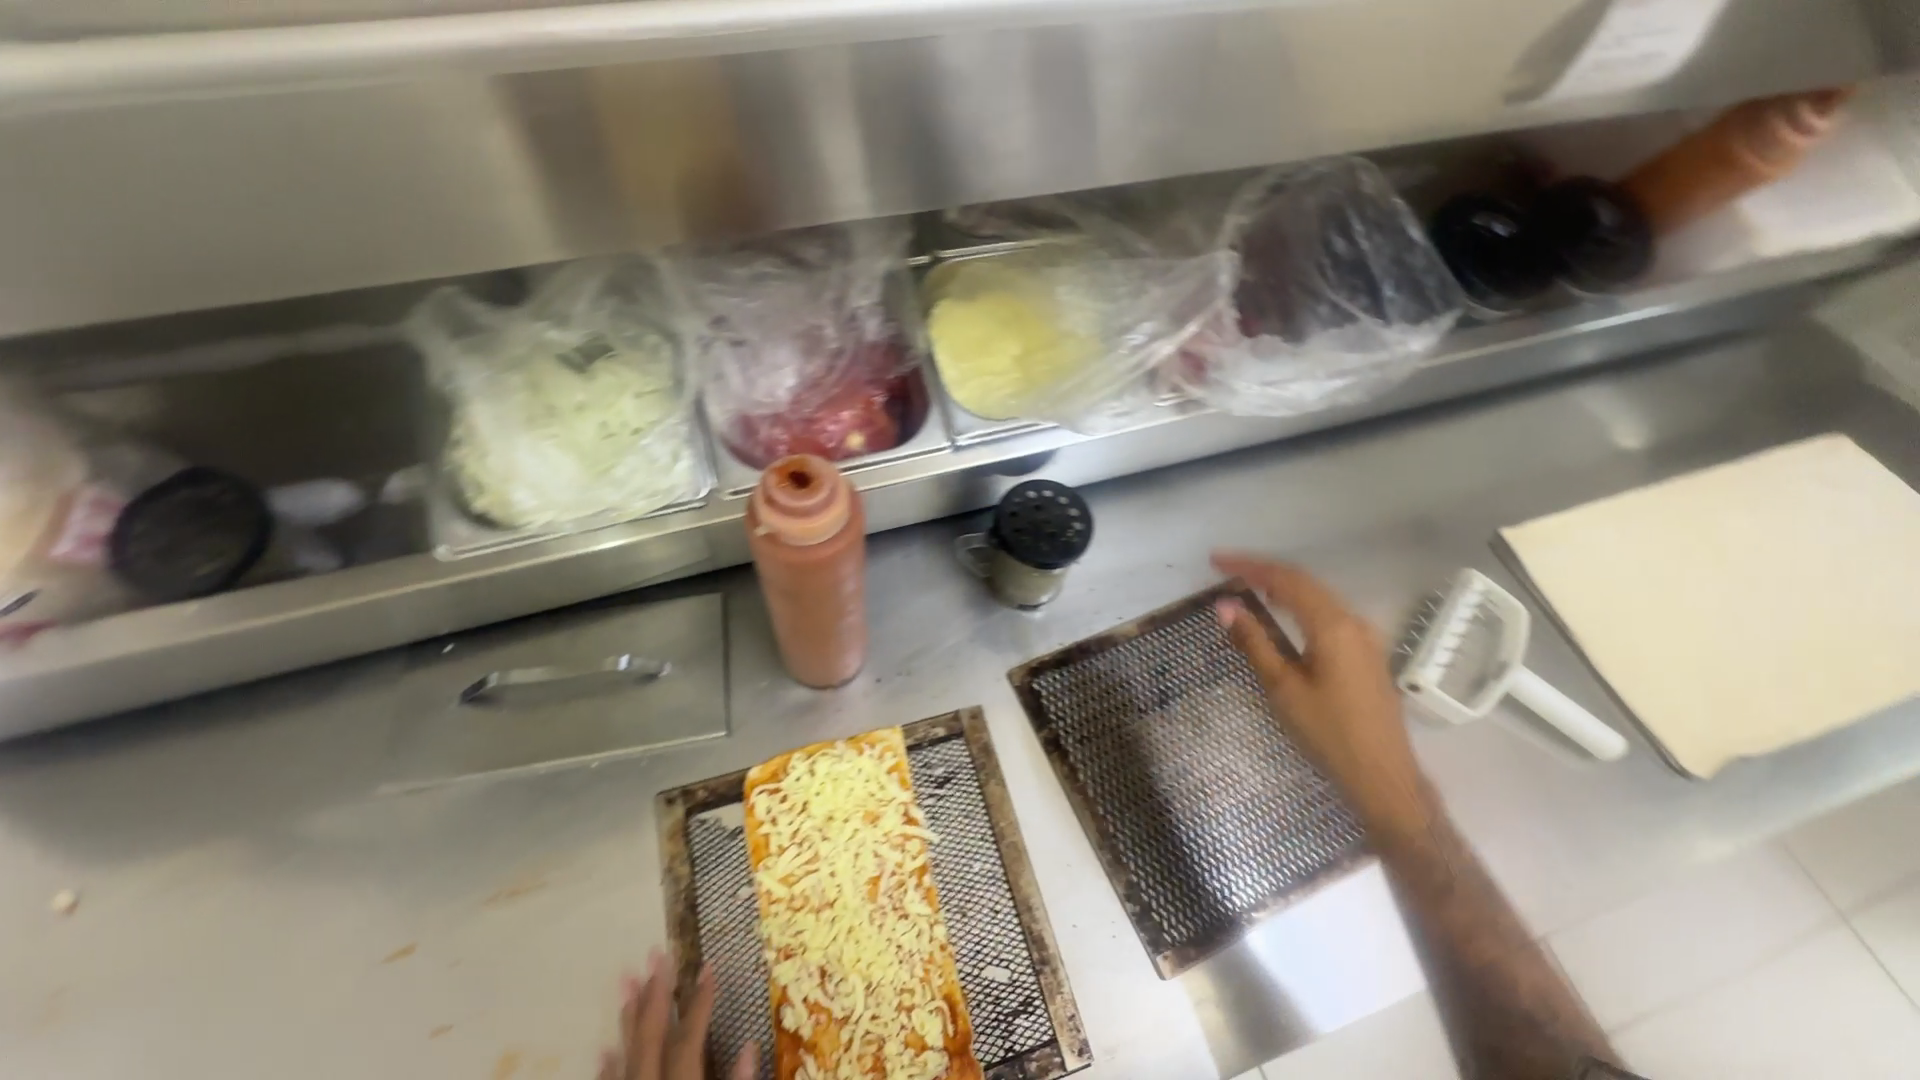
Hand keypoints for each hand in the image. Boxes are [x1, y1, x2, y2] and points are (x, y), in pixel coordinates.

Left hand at [598, 951, 756, 1079]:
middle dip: (655, 991)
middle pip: (651, 1035)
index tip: (708, 966)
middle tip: (655, 951)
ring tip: (628, 978)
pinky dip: (609, 1064)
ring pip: (629, 1052)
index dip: (701, 1001)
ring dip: (629, 1016)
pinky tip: (606, 1047)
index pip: (690, 1037)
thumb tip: (751, 1045)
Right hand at [1210, 552, 1425, 828]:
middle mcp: (1353, 621)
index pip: (1286, 580)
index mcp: (1332, 625)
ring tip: (1247, 585)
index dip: (1249, 566)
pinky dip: (1299, 604)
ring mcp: (1365, 637)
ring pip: (1318, 597)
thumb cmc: (1328, 733)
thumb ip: (1254, 642)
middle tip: (1226, 569)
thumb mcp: (1282, 688)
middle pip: (1304, 583)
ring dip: (1282, 587)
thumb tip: (1225, 606)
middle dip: (1264, 572)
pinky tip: (1282, 613)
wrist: (1382, 775)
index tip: (1215, 561)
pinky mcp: (1366, 653)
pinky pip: (1328, 613)